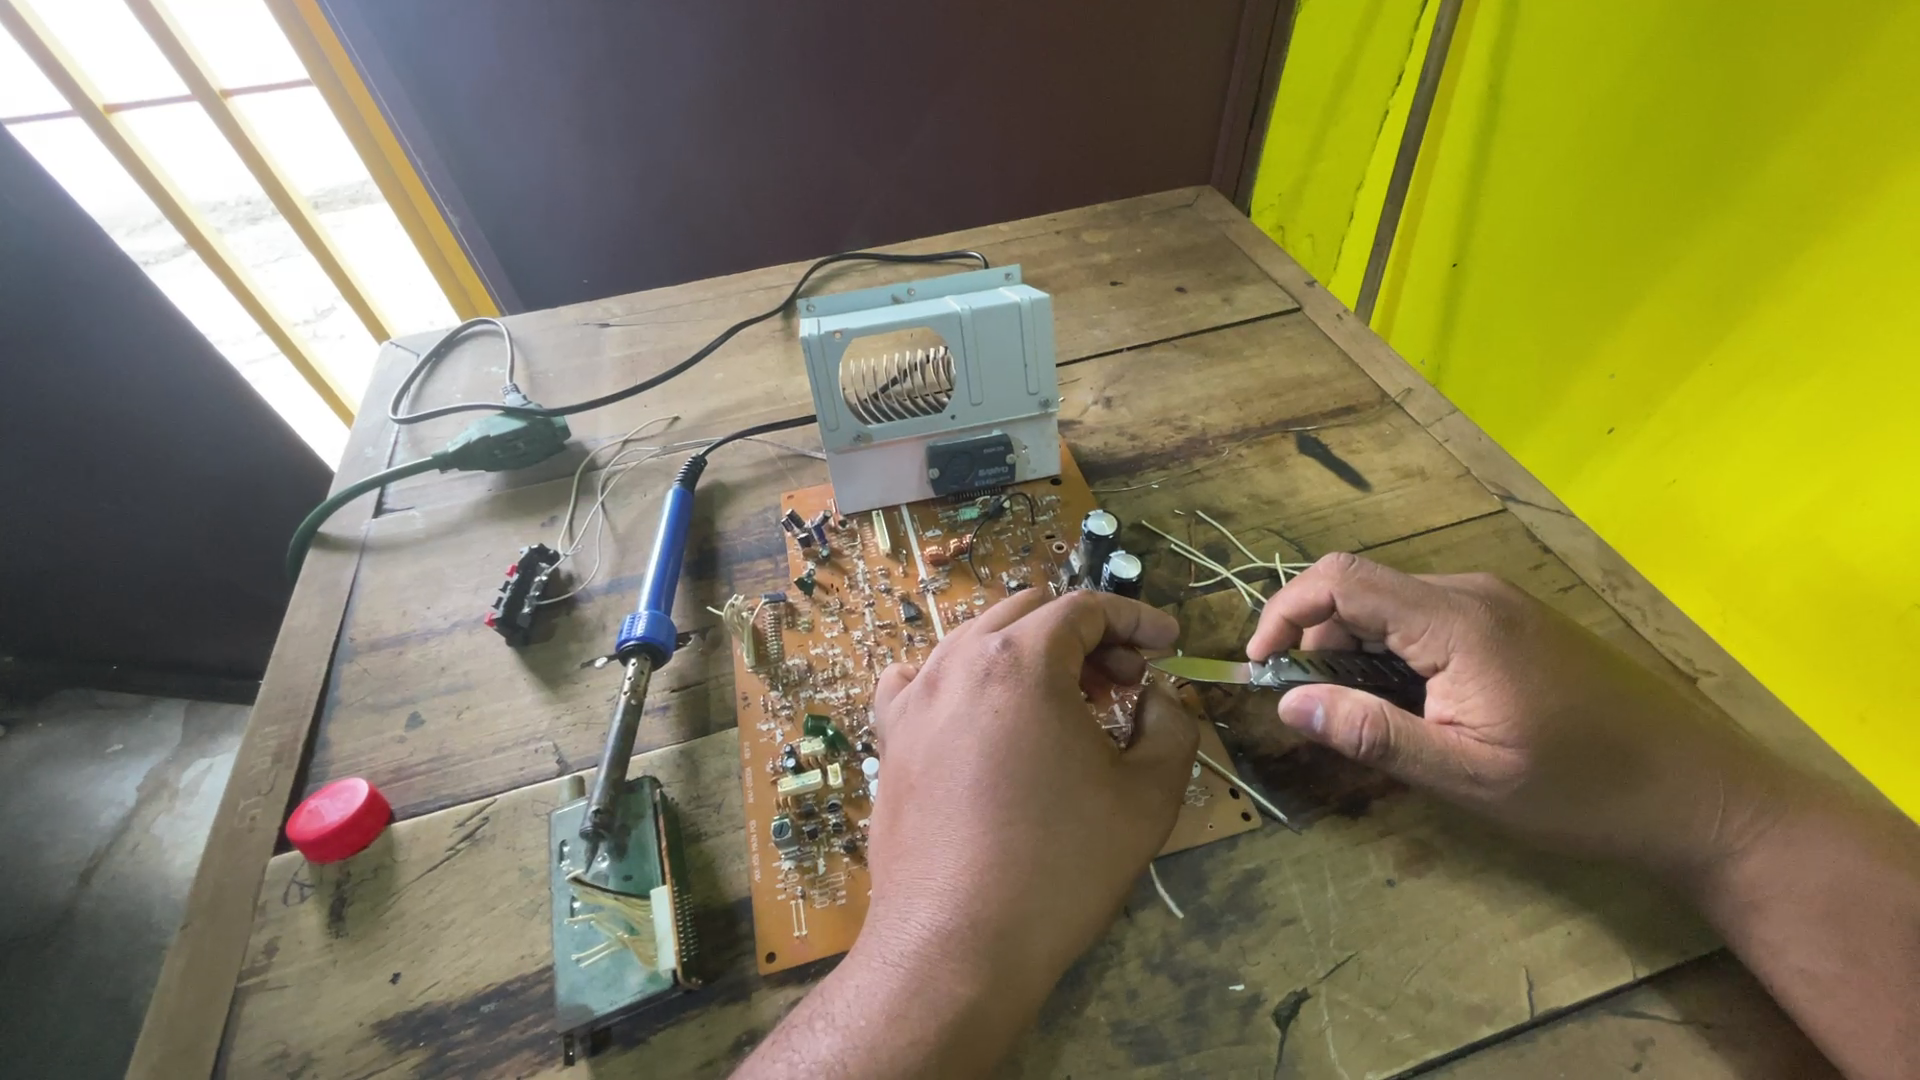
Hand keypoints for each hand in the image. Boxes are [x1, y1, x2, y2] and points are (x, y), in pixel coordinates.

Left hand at [862, 588, 1197, 1008]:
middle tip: (1122, 683)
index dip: (1135, 618)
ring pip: (978, 638)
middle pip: (1030, 613)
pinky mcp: (890, 734)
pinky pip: (920, 676)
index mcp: (1020, 659)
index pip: (1084, 607)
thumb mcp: (1147, 796)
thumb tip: (1159, 695)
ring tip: (1062, 702)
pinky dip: (960, 675)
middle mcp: (958, 659)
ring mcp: (915, 694)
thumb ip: (1171, 725)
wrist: (955, 944)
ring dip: (1030, 653)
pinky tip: (980, 712)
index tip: (1168, 645)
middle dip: (1086, 635)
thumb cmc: (1059, 866)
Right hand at [1246, 553, 1791, 881]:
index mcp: (1456, 621)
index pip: (1339, 580)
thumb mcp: (1465, 775)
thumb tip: (1286, 703)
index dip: (1284, 612)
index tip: (1260, 666)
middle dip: (1315, 638)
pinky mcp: (1511, 620)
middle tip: (1315, 704)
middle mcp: (1471, 593)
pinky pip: (1423, 616)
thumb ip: (1369, 734)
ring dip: (1353, 647)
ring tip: (1365, 712)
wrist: (1709, 796)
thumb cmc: (1582, 790)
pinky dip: (1390, 649)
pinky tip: (1412, 701)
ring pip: (1389, 603)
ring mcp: (1496, 602)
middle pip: (1359, 588)